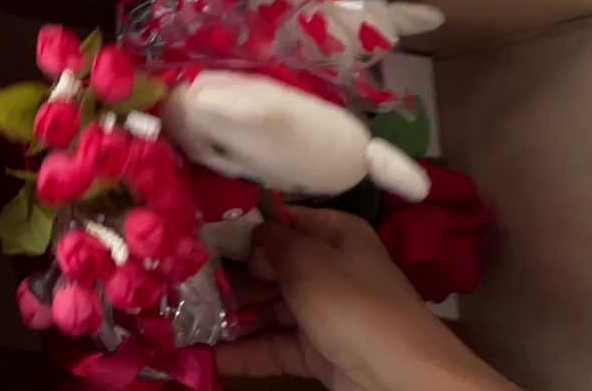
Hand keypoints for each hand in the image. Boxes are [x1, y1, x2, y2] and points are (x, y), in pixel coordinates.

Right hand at [214, 208, 515, 390]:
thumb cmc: (354, 305)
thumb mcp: (305, 260)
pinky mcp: (318, 353)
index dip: (242, 221)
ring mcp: (323, 312)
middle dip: (229, 270)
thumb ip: (267, 241)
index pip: (280, 217)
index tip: (199, 223)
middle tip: (184, 271)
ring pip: (268, 305)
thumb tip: (244, 235)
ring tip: (186, 311)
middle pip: (269, 263)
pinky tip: (207, 350)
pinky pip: (274, 344)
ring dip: (232, 311)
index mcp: (335, 234)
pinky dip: (244, 349)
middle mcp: (328, 267)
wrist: (407, 384)